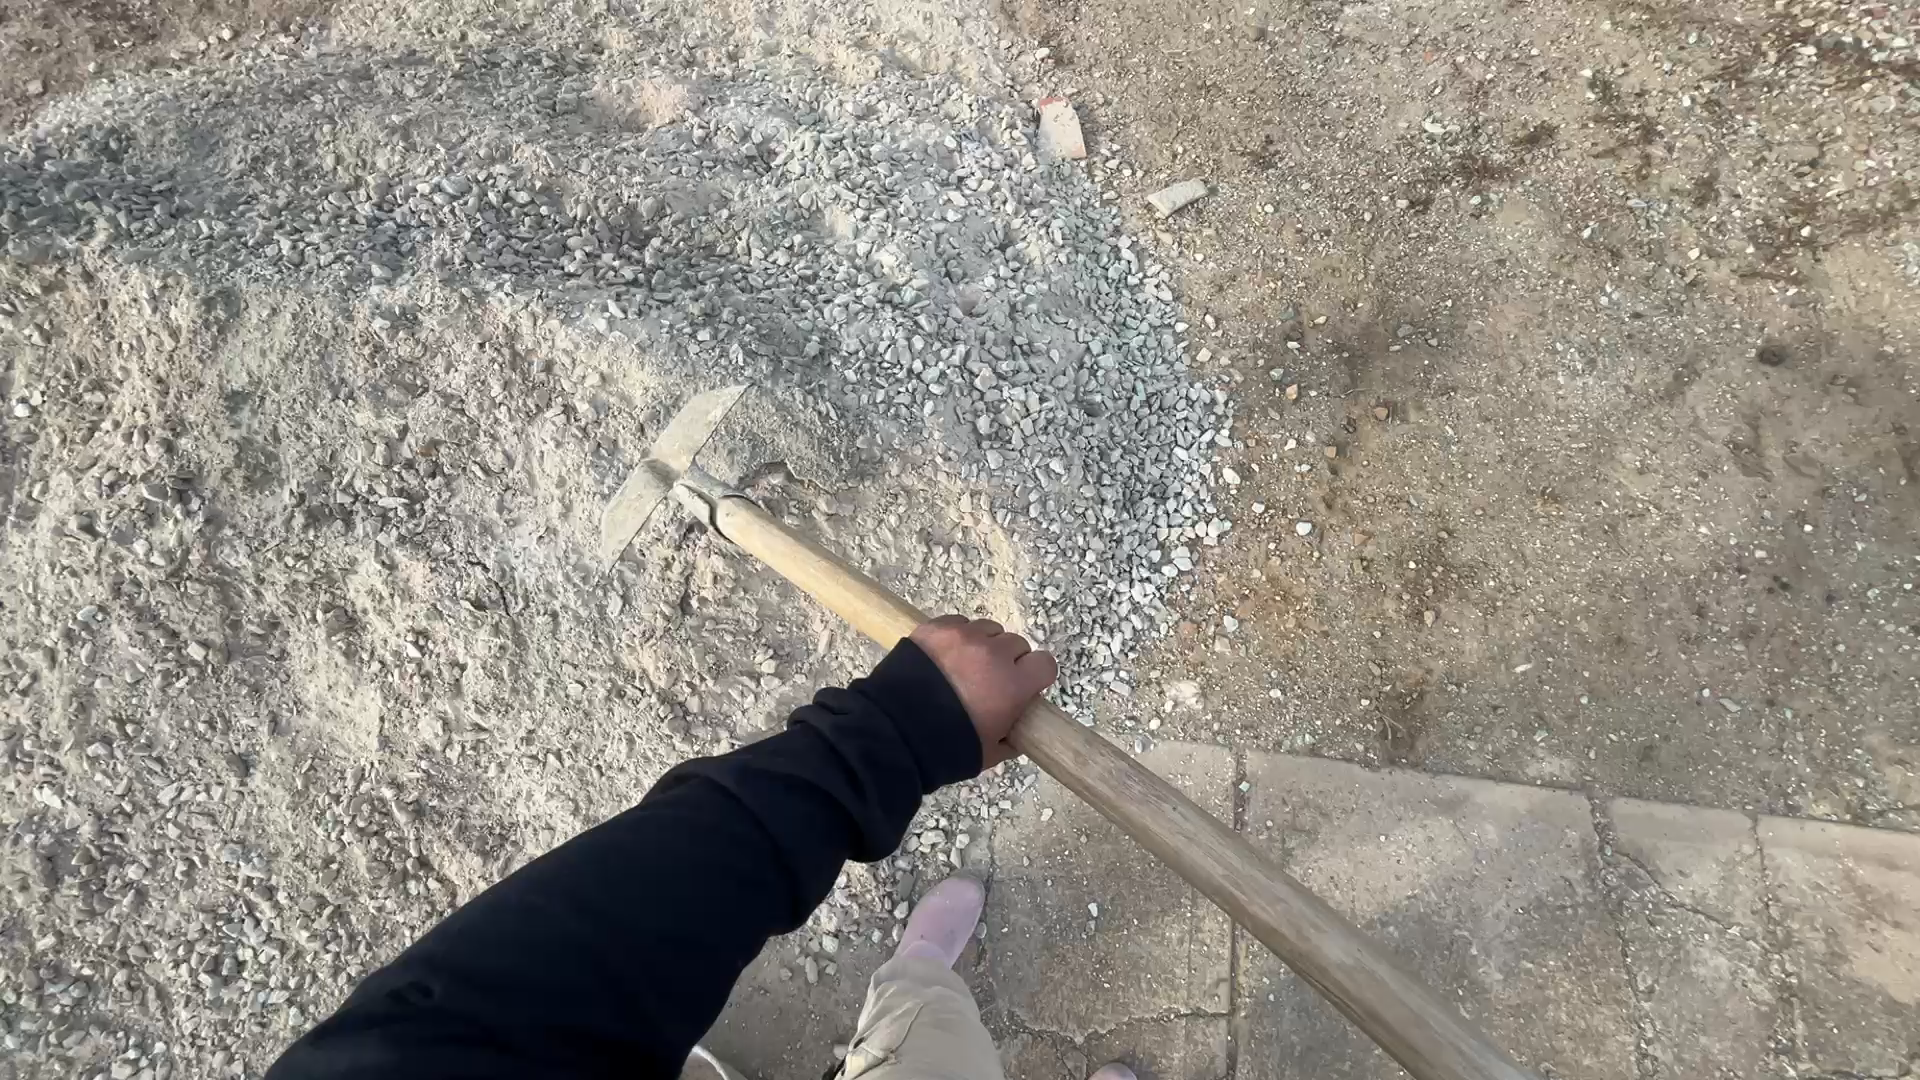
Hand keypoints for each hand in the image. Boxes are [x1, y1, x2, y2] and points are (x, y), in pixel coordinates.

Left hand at [910, 615, 1057, 766]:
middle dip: (1008, 661)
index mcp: (1013, 684)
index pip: (1045, 663)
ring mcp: (963, 637)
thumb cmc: (946, 748)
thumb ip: (1014, 735)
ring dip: (983, 646)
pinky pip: (959, 623)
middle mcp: (993, 654)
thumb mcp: (991, 752)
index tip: (1024, 684)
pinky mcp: (935, 627)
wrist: (893, 733)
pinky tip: (943, 657)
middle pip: (1016, 644)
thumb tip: (1020, 726)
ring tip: (963, 667)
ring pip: (988, 630)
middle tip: (989, 681)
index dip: (1036, 674)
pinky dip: (956, 637)